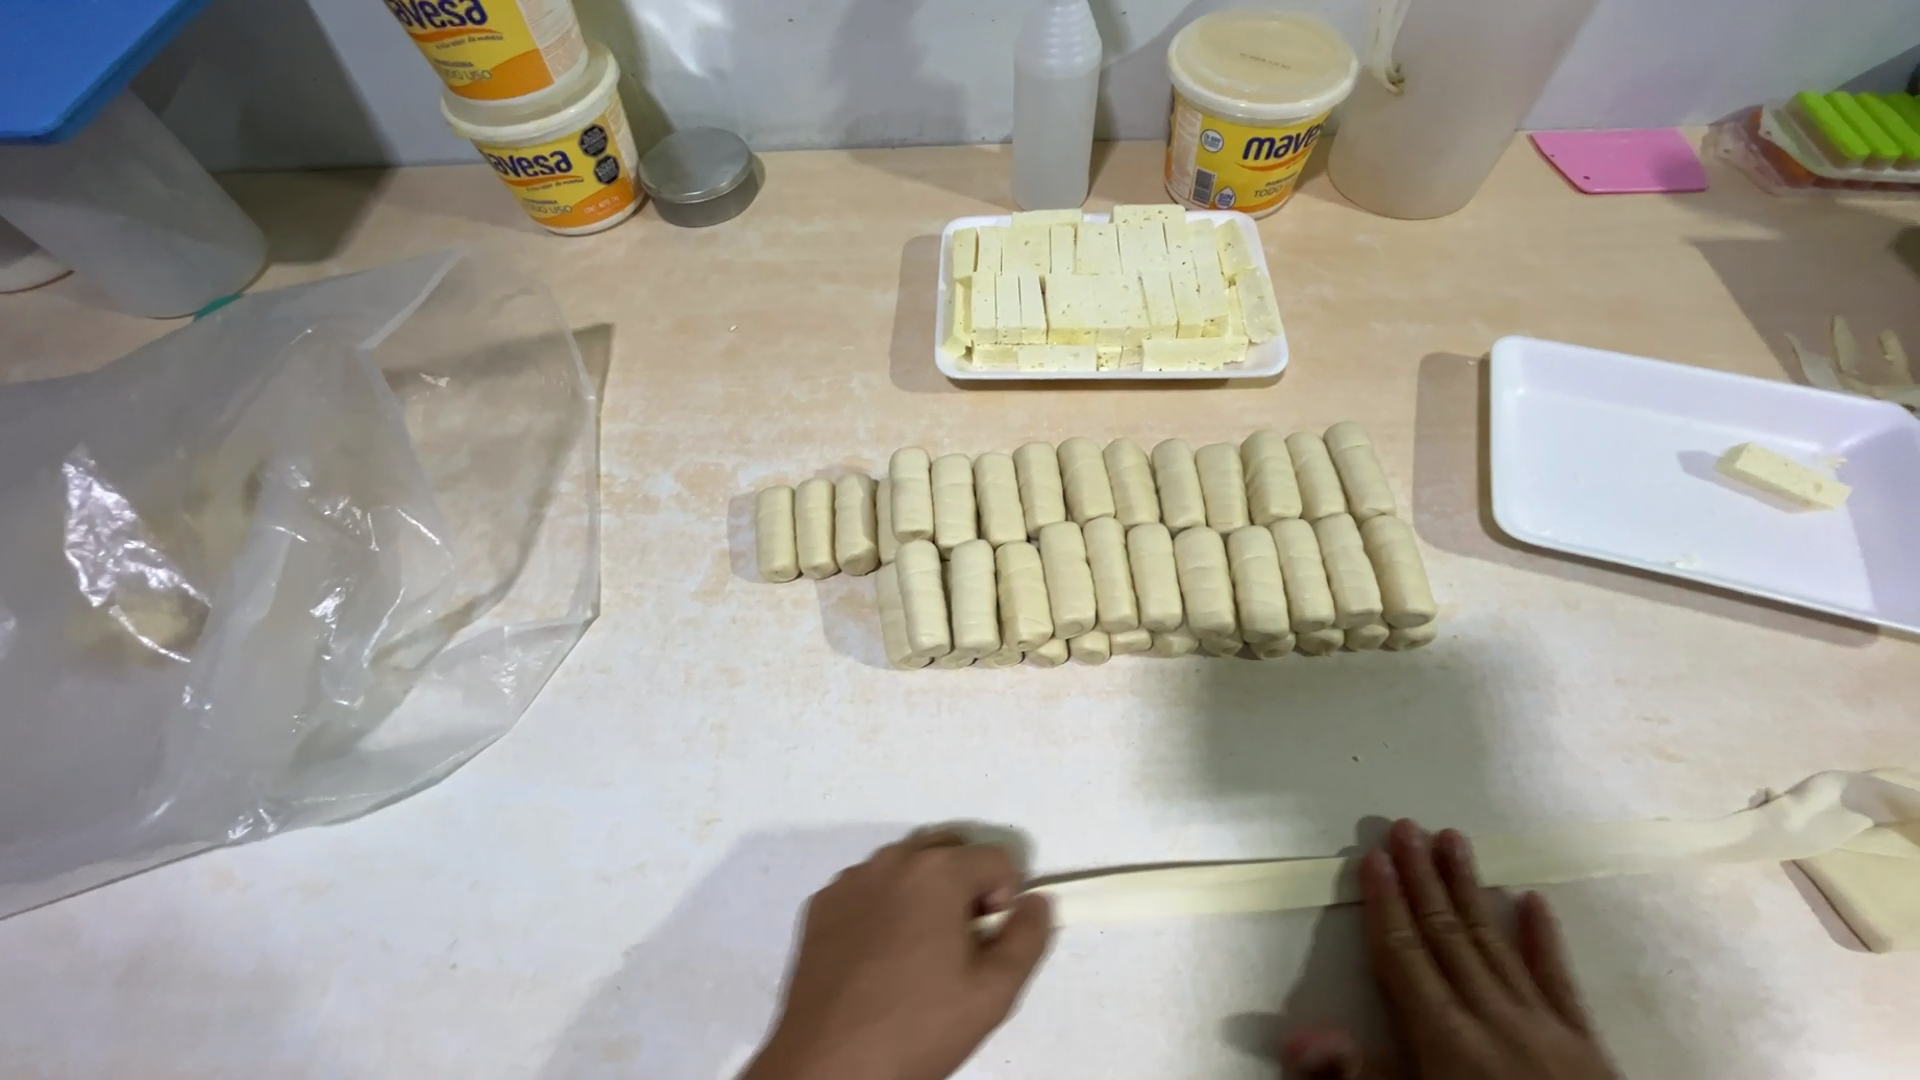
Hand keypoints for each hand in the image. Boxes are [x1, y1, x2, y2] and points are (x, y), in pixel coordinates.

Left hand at [742, 831, 1053, 1079]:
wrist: (828, 1066)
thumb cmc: (917, 1027)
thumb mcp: (994, 993)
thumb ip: (1028, 937)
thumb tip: (1037, 901)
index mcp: (938, 870)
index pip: (997, 859)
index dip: (1004, 900)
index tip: (986, 944)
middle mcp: (891, 860)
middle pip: (949, 850)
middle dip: (964, 885)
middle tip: (957, 945)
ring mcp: (850, 879)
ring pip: (905, 867)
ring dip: (922, 893)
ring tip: (915, 956)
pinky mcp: (821, 903)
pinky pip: (867, 889)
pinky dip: (881, 908)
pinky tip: (876, 960)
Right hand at [1284, 822, 1619, 1079]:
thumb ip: (1354, 1075)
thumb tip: (1296, 1033)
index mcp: (1443, 1036)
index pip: (1404, 953)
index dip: (1385, 902)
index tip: (1374, 856)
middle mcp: (1491, 1017)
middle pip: (1447, 934)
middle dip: (1421, 878)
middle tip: (1405, 826)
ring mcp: (1545, 1027)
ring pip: (1496, 942)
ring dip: (1469, 888)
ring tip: (1454, 838)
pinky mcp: (1590, 1047)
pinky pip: (1561, 983)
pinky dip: (1545, 941)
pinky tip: (1534, 900)